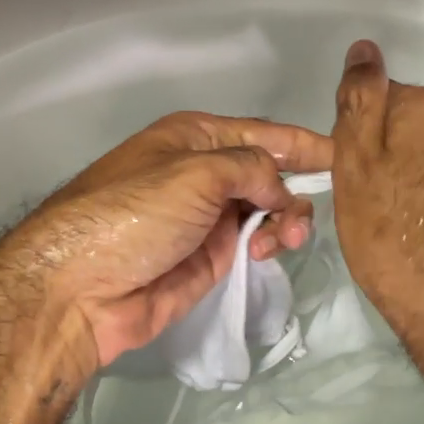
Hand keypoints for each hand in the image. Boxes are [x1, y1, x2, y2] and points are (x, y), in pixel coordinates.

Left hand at [0, 112, 332, 370]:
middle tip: (294, 218)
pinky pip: (254, 244)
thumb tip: (276, 190)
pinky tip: (264, 254)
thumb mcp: (194, 172)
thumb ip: (250, 168)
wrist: (80, 290)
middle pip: (270, 173)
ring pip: (268, 211)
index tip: (344, 156)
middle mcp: (204, 174)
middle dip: (294, 189)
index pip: (262, 133)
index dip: (303, 143)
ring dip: (286, 221)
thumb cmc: (133, 215)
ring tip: (281, 241)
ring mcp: (208, 219)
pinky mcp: (210, 260)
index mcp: (194, 138)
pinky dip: (269, 245)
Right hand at [330, 40, 423, 381]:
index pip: (377, 97)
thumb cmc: (389, 236)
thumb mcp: (354, 164)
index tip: (353, 175)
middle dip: (385, 153)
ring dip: (410, 174)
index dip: (356, 137)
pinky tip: (423, 230)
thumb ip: (360, 100)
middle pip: (407, 123)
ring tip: (396, 221)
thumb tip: (365, 49)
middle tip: (369, 202)